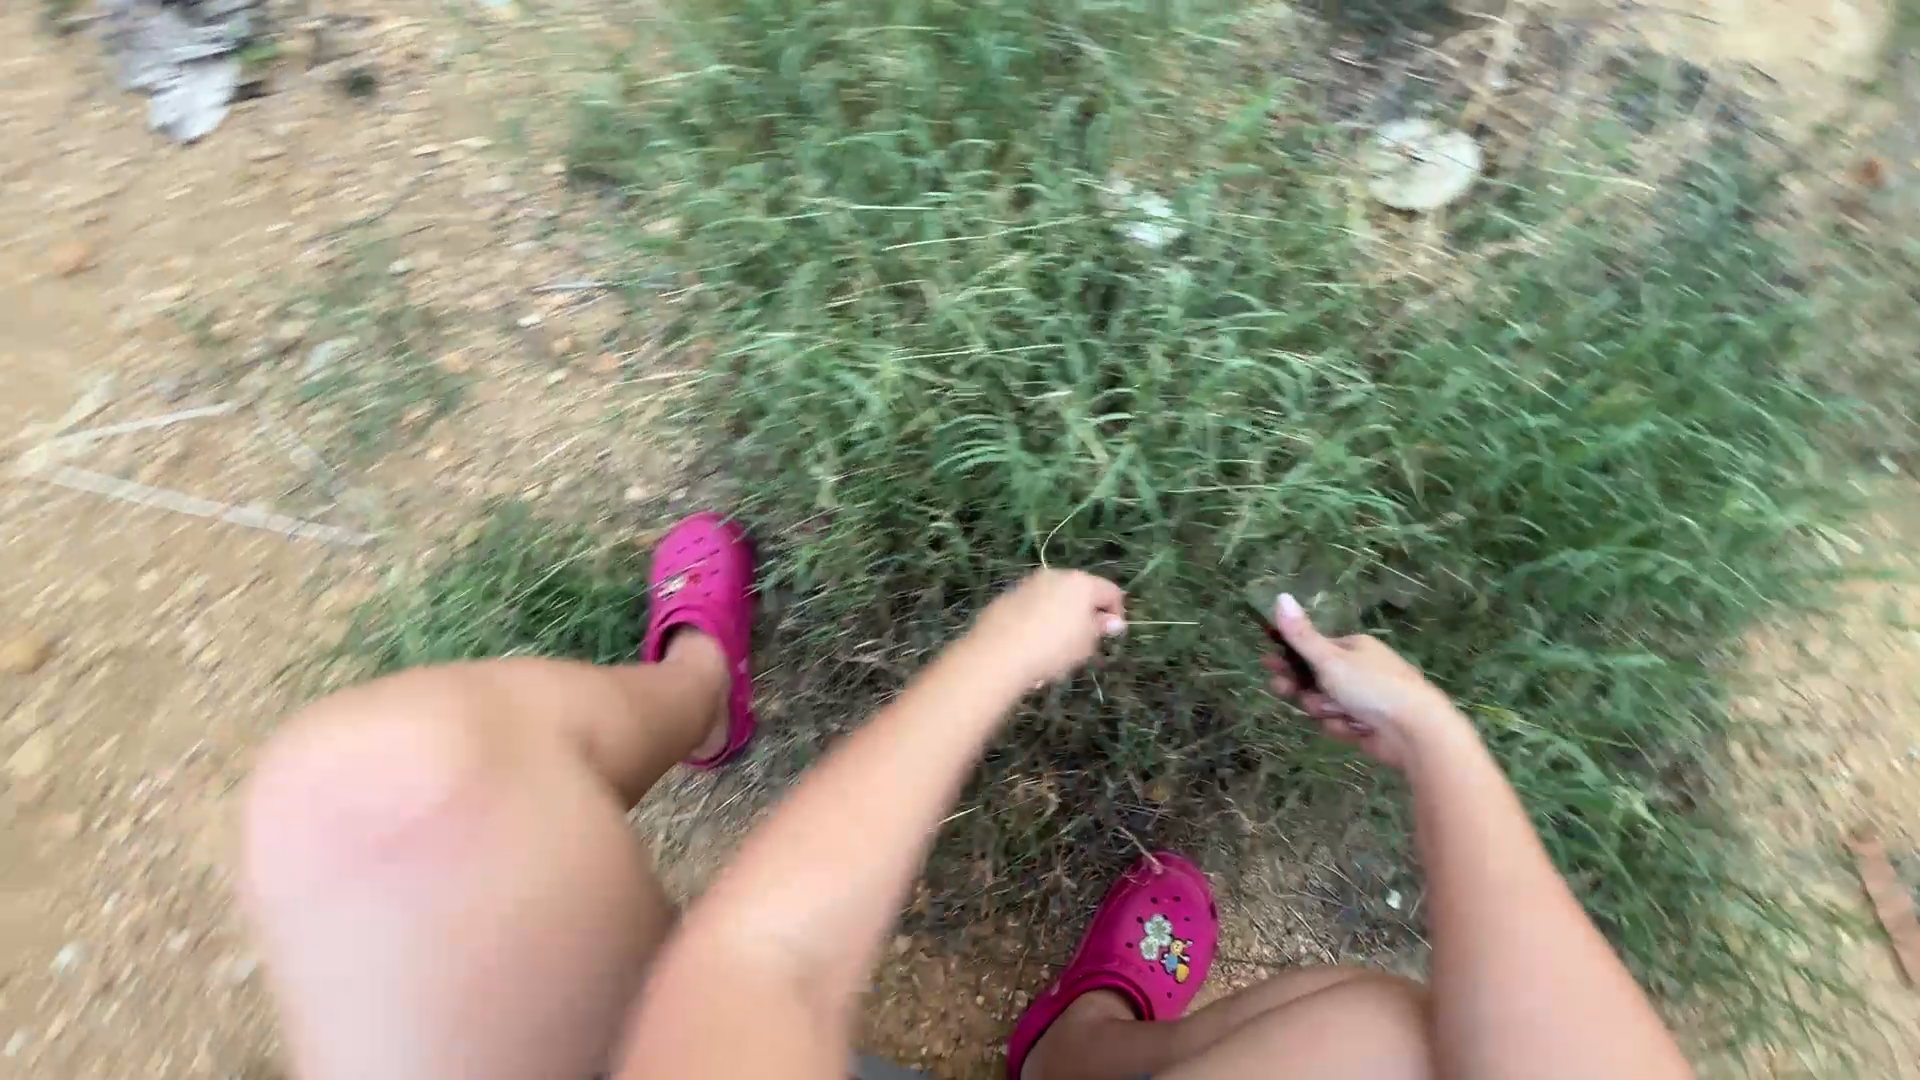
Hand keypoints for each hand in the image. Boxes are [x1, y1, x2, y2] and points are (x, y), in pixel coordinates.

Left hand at [968, 570, 1126, 685]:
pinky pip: (1032, 606)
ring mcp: (1028, 584)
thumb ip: (1100, 628)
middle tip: (1084, 642)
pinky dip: (1037, 618)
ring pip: (1054, 597)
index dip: (1116, 614)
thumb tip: (1112, 621)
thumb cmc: (1053, 649)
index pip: (1111, 592)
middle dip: (1086, 613)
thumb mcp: (1086, 644)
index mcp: (1081, 583)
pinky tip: (1031, 643)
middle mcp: (1055, 575)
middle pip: (1080, 591)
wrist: (998, 653)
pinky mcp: (1007, 596)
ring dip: (1060, 615)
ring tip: (1056, 646)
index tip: (1110, 637)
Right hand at [1264, 594, 1467, 770]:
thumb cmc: (1372, 687)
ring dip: (1323, 709)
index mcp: (1353, 647)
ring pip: (1323, 703)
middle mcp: (1358, 670)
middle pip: (1314, 678)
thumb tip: (1280, 596)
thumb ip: (1300, 634)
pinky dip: (1342, 727)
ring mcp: (1363, 698)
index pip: (1311, 649)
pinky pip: (1339, 723)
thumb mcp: (1330, 658)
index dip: (1288, 658)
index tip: (1269, 665)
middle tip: (1284, 691)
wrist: (1416, 732)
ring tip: (1336, 713)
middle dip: (1301, 687)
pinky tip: (1354, 729)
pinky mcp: (1366, 724)